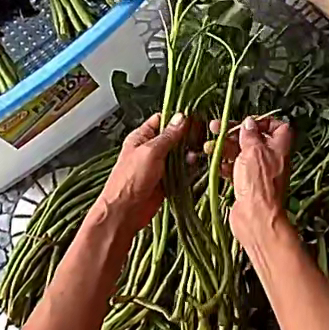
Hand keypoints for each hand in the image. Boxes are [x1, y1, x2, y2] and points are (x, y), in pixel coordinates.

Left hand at [89, 113, 188, 234]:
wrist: (125, 212)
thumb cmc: (130, 179)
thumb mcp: (150, 152)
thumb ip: (168, 135)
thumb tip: (182, 117)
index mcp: (142, 137)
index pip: (162, 120)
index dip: (178, 118)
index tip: (196, 117)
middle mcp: (151, 149)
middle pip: (174, 137)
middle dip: (188, 137)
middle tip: (203, 136)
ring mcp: (160, 165)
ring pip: (180, 154)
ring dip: (190, 154)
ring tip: (198, 153)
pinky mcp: (167, 180)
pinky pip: (182, 171)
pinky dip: (190, 169)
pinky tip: (196, 166)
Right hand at [215, 116, 294, 247]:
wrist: (256, 217)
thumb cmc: (258, 183)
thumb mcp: (253, 151)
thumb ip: (250, 135)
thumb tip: (249, 122)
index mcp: (279, 147)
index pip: (278, 127)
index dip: (262, 121)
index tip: (245, 122)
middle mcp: (271, 159)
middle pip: (254, 139)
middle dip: (235, 133)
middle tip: (215, 128)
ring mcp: (259, 173)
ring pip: (242, 154)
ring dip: (225, 148)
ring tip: (209, 147)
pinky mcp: (248, 185)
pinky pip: (236, 170)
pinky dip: (226, 166)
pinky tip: (216, 165)